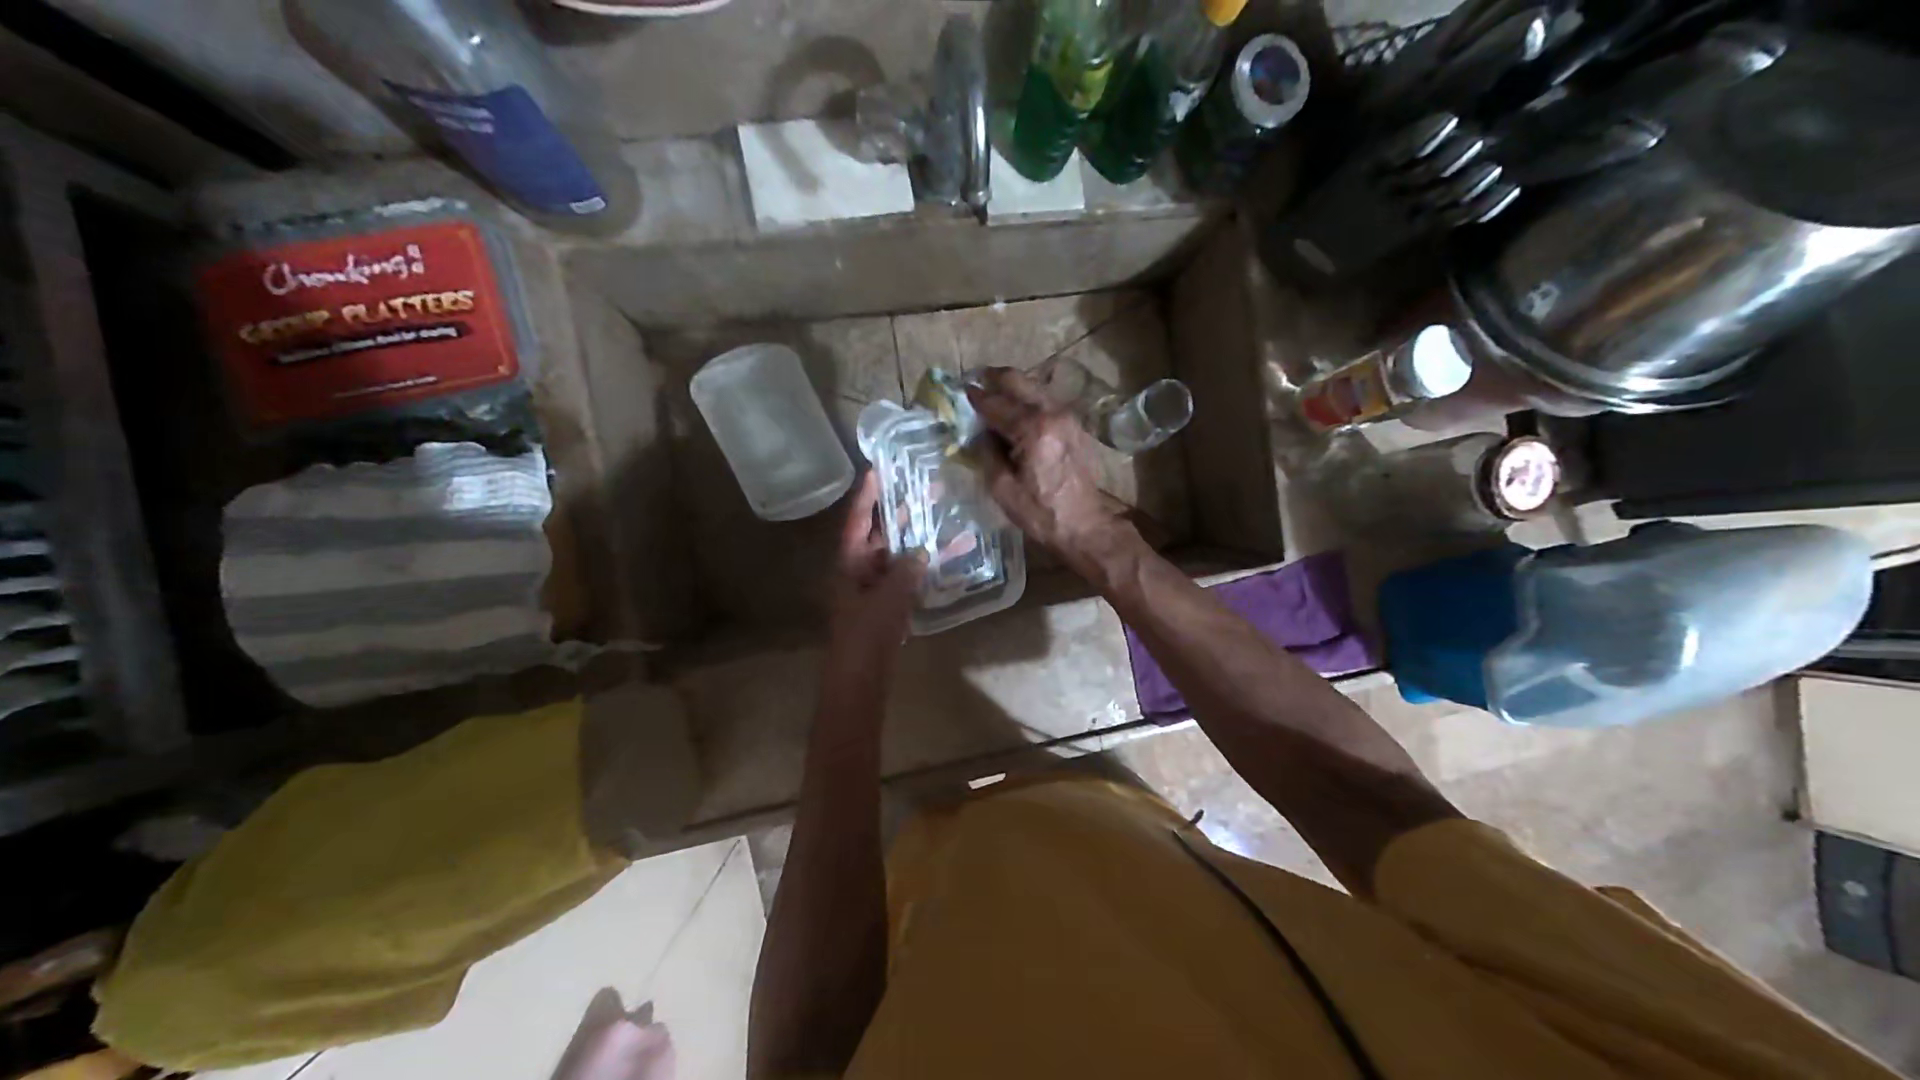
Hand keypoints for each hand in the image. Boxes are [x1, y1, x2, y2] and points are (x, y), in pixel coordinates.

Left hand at [824, 471, 924, 681]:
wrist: (860, 680)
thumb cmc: (867, 635)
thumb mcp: (889, 598)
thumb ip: (907, 571)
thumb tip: (922, 552)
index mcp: (849, 564)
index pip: (859, 521)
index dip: (868, 495)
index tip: (878, 469)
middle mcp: (859, 572)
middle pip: (881, 536)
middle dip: (903, 515)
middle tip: (928, 491)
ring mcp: (872, 590)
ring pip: (898, 558)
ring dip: (919, 543)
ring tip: (945, 522)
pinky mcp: (886, 608)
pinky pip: (905, 580)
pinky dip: (922, 571)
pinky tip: (946, 563)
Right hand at [966, 368, 1136, 573]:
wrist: (1085, 526)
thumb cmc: (1040, 513)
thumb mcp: (1002, 488)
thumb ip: (986, 453)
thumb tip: (977, 433)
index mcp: (1033, 428)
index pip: (996, 403)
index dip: (975, 397)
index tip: (959, 391)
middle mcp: (1053, 413)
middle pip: (1019, 381)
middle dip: (994, 378)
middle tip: (975, 381)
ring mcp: (1068, 417)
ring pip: (1034, 387)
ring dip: (1012, 387)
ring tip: (993, 395)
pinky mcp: (1076, 426)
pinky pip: (1047, 401)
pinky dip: (1028, 400)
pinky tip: (1016, 413)